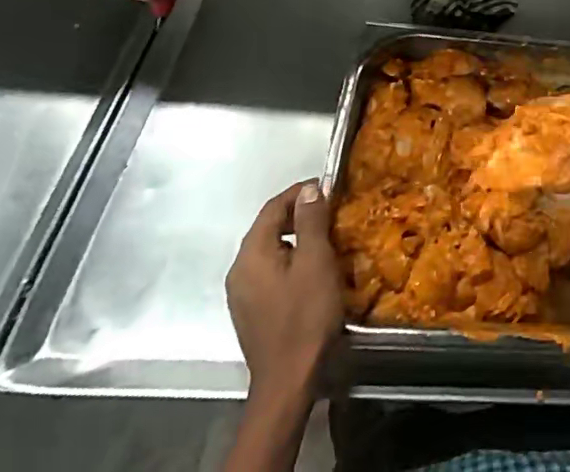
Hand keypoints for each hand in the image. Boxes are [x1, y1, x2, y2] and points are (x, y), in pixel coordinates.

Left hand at [226, 179, 344, 399]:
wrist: (287, 382)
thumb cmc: (305, 317)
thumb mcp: (316, 262)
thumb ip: (311, 222)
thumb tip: (308, 189)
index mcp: (252, 252)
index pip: (273, 207)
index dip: (300, 192)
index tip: (327, 186)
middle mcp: (239, 269)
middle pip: (268, 228)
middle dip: (298, 215)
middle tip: (330, 211)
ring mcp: (241, 293)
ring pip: (269, 251)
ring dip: (295, 239)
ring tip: (325, 239)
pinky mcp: (250, 312)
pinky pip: (269, 272)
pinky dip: (289, 261)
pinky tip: (310, 271)